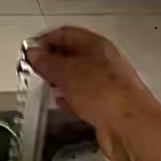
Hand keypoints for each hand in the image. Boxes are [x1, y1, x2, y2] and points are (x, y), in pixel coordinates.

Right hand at [25, 26, 158, 160]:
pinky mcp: (106, 106)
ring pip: (79, 78)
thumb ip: (48, 62)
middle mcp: (104, 62)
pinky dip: (72, 99)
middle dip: (53, 61)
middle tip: (37, 67)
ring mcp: (107, 85)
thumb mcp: (67, 73)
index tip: (32, 49)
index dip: (47, 39)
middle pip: (74, 55)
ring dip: (61, 81)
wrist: (128, 126)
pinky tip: (64, 103)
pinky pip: (84, 98)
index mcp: (98, 45)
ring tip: (46, 84)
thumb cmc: (107, 93)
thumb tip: (36, 54)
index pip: (68, 34)